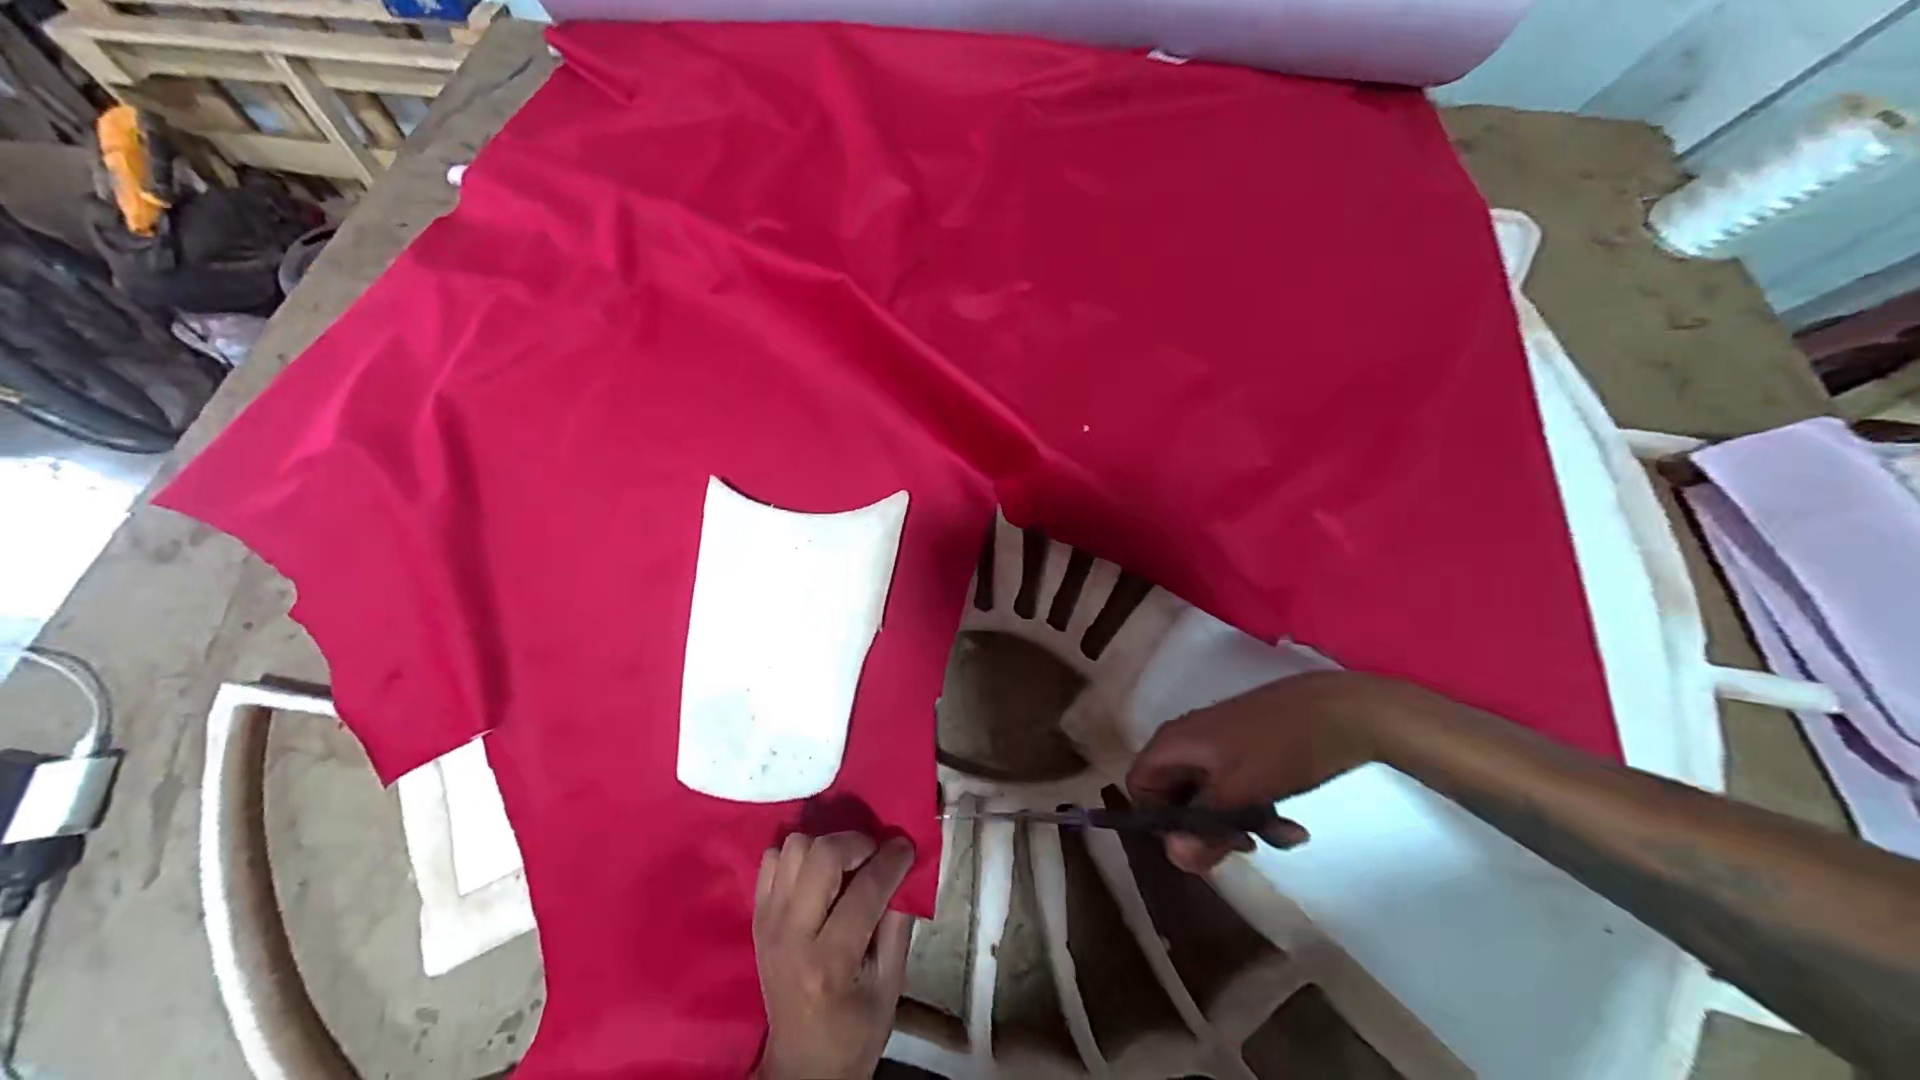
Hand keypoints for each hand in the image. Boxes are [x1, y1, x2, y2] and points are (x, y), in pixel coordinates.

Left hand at [753, 831, 915, 1079]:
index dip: (892, 860)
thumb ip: (898, 924)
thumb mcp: (890, 986)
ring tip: (845, 866)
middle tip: (874, 855)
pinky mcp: (757, 918)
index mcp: (829, 962)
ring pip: (794, 848)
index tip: (906, 847)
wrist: (801, 1064)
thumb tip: (904, 870)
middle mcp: (791, 936)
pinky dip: (798, 857)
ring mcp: (768, 923)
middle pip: (820, 855)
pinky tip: (817, 876)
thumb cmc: (854, 1031)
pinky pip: (772, 859)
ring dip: (825, 847)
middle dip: (856, 843)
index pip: (864, 890)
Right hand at [1125, 671, 1433, 872]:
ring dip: (1238, 826)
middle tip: (1243, 847)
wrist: (1344, 710)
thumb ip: (1203, 829)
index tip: (1197, 846)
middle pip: (1175, 797)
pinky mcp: (1245, 751)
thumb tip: (1176, 859)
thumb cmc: (1282, 746)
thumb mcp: (1239, 793)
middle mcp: (1188, 742)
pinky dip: (1256, 811)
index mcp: (1173, 743)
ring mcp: (1218, 745)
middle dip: (1207, 830)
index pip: (1139, 789)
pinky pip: (1235, 790)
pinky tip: (1292, 827)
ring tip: (1281, 837)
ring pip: (1209, 798)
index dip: (1160, 823)